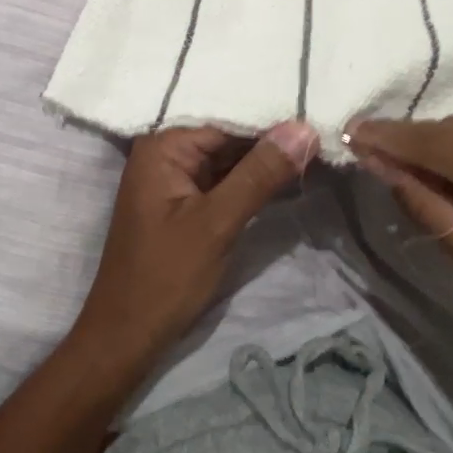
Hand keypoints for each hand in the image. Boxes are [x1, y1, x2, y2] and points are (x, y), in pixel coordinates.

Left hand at [71, 123, 317, 368]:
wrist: (127, 334)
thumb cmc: (166, 275)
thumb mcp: (217, 222)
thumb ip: (259, 174)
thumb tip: (303, 129)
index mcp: (162, 145)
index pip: (226, 120)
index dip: (272, 122)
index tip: (318, 118)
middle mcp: (163, 152)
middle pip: (226, 137)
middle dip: (271, 141)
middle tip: (324, 135)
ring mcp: (172, 179)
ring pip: (227, 160)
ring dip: (264, 162)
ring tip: (317, 150)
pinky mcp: (182, 203)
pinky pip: (221, 181)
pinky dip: (250, 183)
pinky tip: (288, 178)